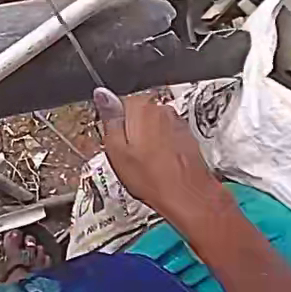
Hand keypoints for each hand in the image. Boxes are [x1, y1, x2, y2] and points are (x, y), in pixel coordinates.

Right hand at [92, 88, 227, 221]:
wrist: (188, 197)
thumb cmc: (153, 178)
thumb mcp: (117, 150)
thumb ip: (109, 118)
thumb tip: (101, 94)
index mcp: (140, 108)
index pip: (116, 104)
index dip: (112, 125)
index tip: (113, 141)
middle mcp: (160, 109)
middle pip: (135, 113)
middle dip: (130, 130)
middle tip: (126, 155)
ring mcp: (175, 121)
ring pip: (151, 124)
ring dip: (145, 138)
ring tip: (143, 162)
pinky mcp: (185, 134)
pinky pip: (165, 134)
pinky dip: (160, 146)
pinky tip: (157, 164)